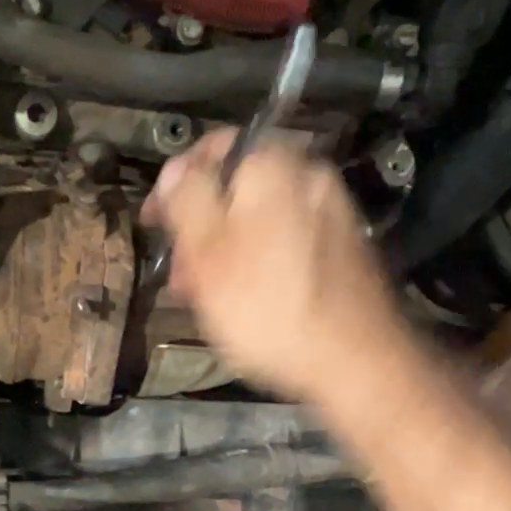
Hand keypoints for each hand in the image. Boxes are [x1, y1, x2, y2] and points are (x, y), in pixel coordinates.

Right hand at [144, 129, 405, 402]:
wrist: (356, 361)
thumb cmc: (269, 310)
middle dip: (202, 227)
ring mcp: (331, 212)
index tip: (154, 222)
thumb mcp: (207, 254)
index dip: (173, 185)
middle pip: (236, 189)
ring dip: (229, 249)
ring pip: (262, 219)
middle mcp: (307, 176)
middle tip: (181, 273)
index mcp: (270, 166)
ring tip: (212, 297)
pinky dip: (262, 262)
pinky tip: (252, 301)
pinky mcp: (345, 248)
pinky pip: (288, 242)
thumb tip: (173, 169)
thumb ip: (186, 201)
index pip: (209, 149)